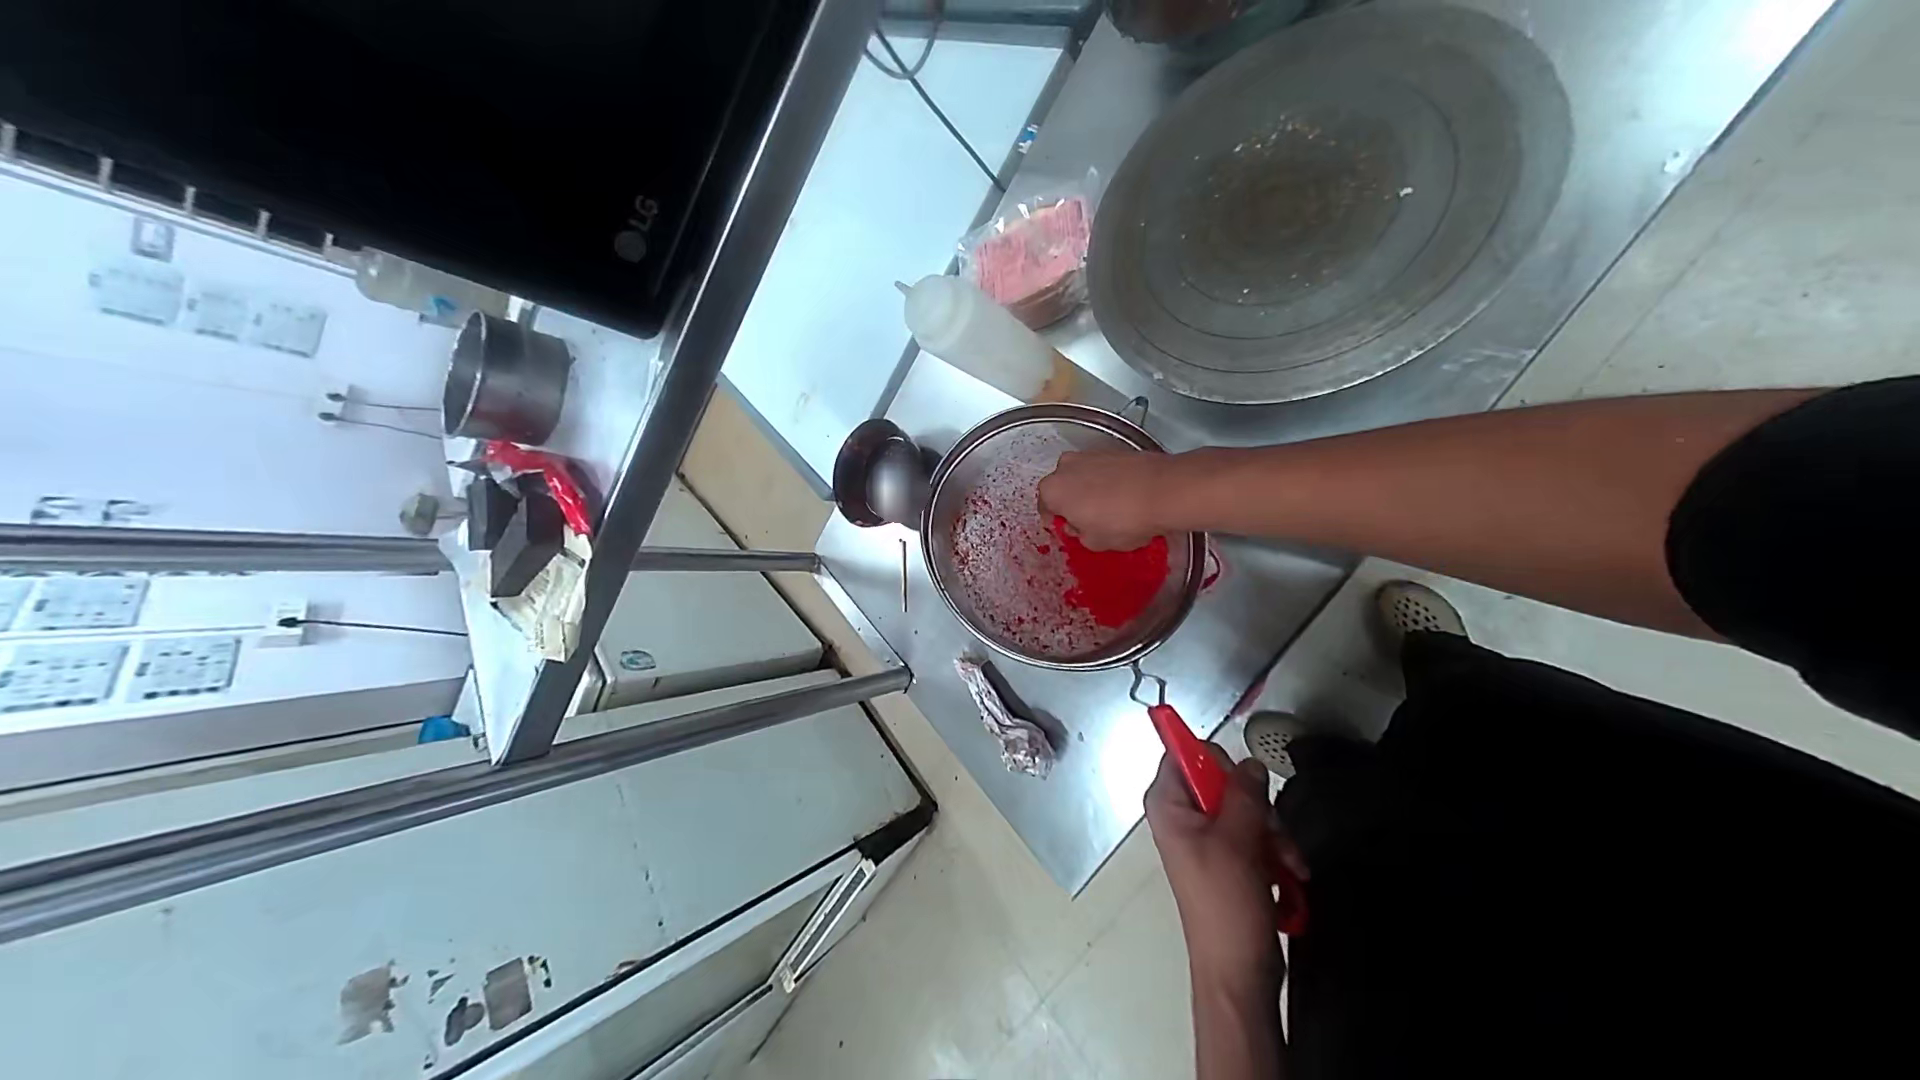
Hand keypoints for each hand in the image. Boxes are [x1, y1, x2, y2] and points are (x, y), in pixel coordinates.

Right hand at [1037, 449, 1166, 550]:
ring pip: (1083, 476)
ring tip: (1112, 508)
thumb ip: (1079, 535)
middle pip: (1063, 488)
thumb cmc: (1122, 521)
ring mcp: (1091, 454)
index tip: (1068, 529)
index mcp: (1052, 490)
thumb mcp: (1094, 542)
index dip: (1057, 521)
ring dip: (1091, 490)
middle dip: (1073, 502)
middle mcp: (1065, 466)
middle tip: (1090, 520)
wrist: (1164, 491)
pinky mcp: (1115, 449)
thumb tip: (1080, 526)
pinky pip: (1105, 469)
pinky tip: (1126, 495)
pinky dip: (1110, 480)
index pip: (1045, 508)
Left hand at [1145, 749, 1304, 991]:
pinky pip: (1253, 833)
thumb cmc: (1226, 903)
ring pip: (1244, 806)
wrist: (1237, 970)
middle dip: (1256, 804)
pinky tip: (1288, 874)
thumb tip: (1250, 763)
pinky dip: (1274, 849)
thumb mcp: (1237, 840)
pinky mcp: (1227, 856)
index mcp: (1167, 803)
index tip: (1239, 780)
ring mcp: (1204, 835)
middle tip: (1270, 831)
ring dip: (1272, 832)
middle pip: (1221, 779)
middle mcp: (1181, 813)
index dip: (1213, 758)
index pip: (1181, 752)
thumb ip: (1243, 793)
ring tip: (1286, 862)